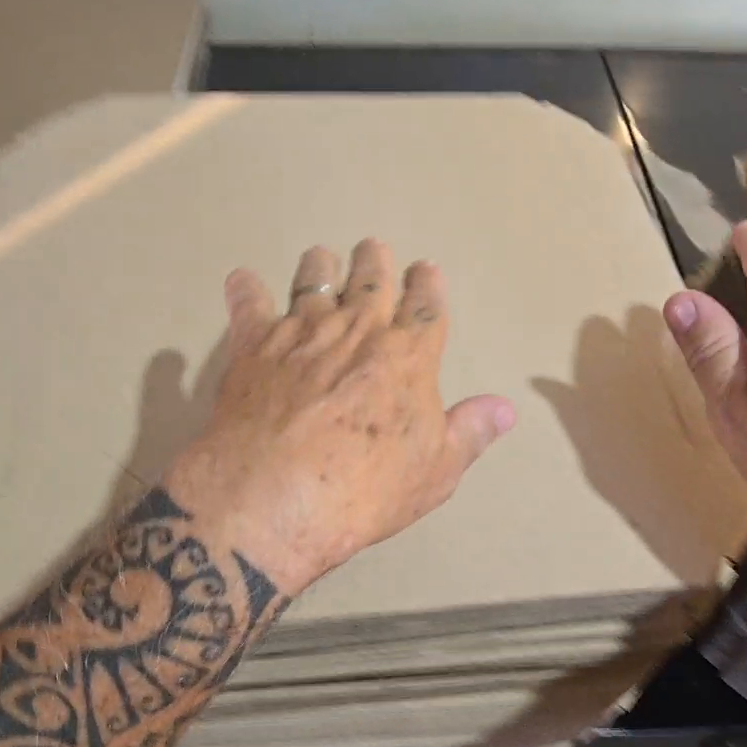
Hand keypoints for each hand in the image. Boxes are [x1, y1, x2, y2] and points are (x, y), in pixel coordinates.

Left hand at [164, 239, 514, 594]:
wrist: (277, 497)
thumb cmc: (366, 491)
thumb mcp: (435, 473)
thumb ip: (469, 433)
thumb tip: (504, 407)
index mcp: (407, 358)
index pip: (425, 308)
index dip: (428, 286)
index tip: (426, 270)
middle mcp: (356, 332)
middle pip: (370, 282)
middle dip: (375, 263)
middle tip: (373, 250)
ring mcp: (302, 334)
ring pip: (313, 282)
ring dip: (320, 266)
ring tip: (322, 257)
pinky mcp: (253, 347)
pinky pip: (249, 305)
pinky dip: (246, 290)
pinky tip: (241, 280)